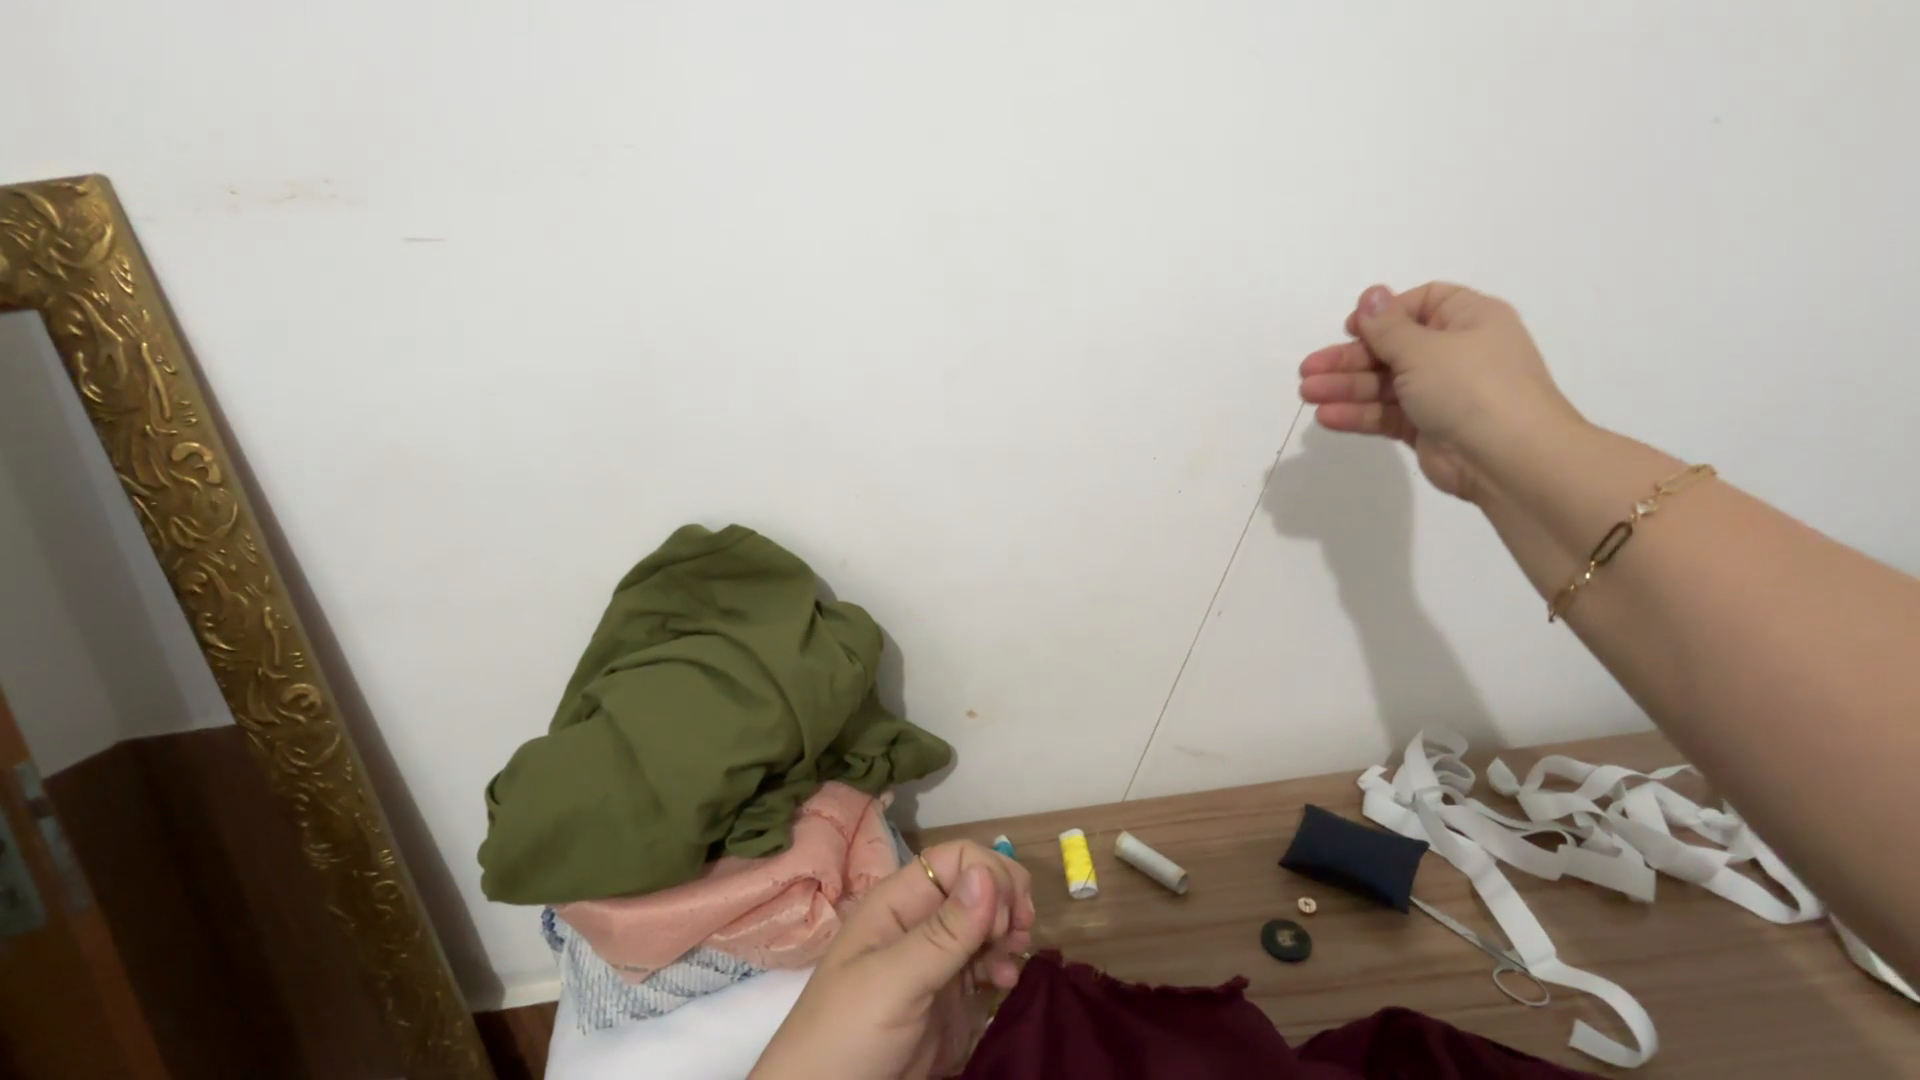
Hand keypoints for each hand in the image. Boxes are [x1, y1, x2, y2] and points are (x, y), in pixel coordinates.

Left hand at [750, 840, 1034, 1079]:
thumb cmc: (847, 1033)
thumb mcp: (893, 981)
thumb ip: (943, 932)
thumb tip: (989, 873)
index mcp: (899, 902)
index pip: (956, 859)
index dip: (989, 875)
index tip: (1006, 916)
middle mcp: (921, 921)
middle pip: (977, 885)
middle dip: (1006, 902)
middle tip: (1015, 935)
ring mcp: (936, 958)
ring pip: (986, 922)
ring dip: (1009, 934)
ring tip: (1012, 961)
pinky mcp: (950, 994)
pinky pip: (986, 962)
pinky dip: (1004, 964)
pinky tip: (1005, 982)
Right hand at [1298, 283, 1584, 501]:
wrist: (1509, 457)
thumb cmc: (1472, 387)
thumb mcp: (1424, 348)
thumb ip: (1387, 326)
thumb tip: (1371, 294)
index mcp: (1469, 320)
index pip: (1421, 304)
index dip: (1383, 314)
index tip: (1350, 329)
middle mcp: (1456, 353)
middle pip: (1392, 348)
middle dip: (1348, 359)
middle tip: (1308, 371)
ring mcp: (1441, 392)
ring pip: (1384, 384)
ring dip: (1345, 387)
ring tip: (1308, 394)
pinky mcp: (1427, 428)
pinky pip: (1386, 414)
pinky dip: (1358, 414)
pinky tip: (1327, 417)